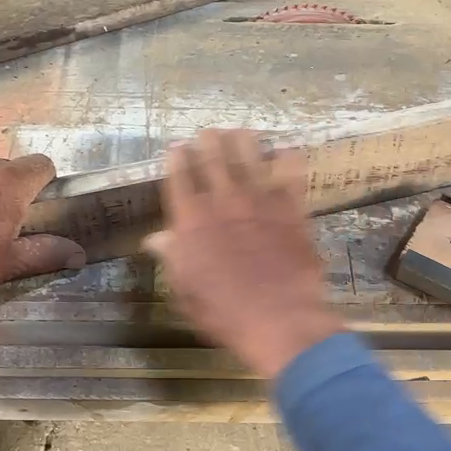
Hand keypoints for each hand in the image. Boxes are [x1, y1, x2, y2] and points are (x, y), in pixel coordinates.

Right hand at [144, 128, 343, 379]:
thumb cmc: (223, 312)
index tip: (177, 148)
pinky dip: (288, 159)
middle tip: (209, 133)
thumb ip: (173, 258)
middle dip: (209, 140)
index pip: (180, 175)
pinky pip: (292, 173)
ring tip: (242, 132)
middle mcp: (224, 200)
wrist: (279, 318)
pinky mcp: (293, 208)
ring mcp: (261, 200)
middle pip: (214, 156)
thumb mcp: (186, 290)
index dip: (177, 157)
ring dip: (244, 139)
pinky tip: (287, 150)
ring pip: (251, 154)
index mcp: (192, 219)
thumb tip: (156, 239)